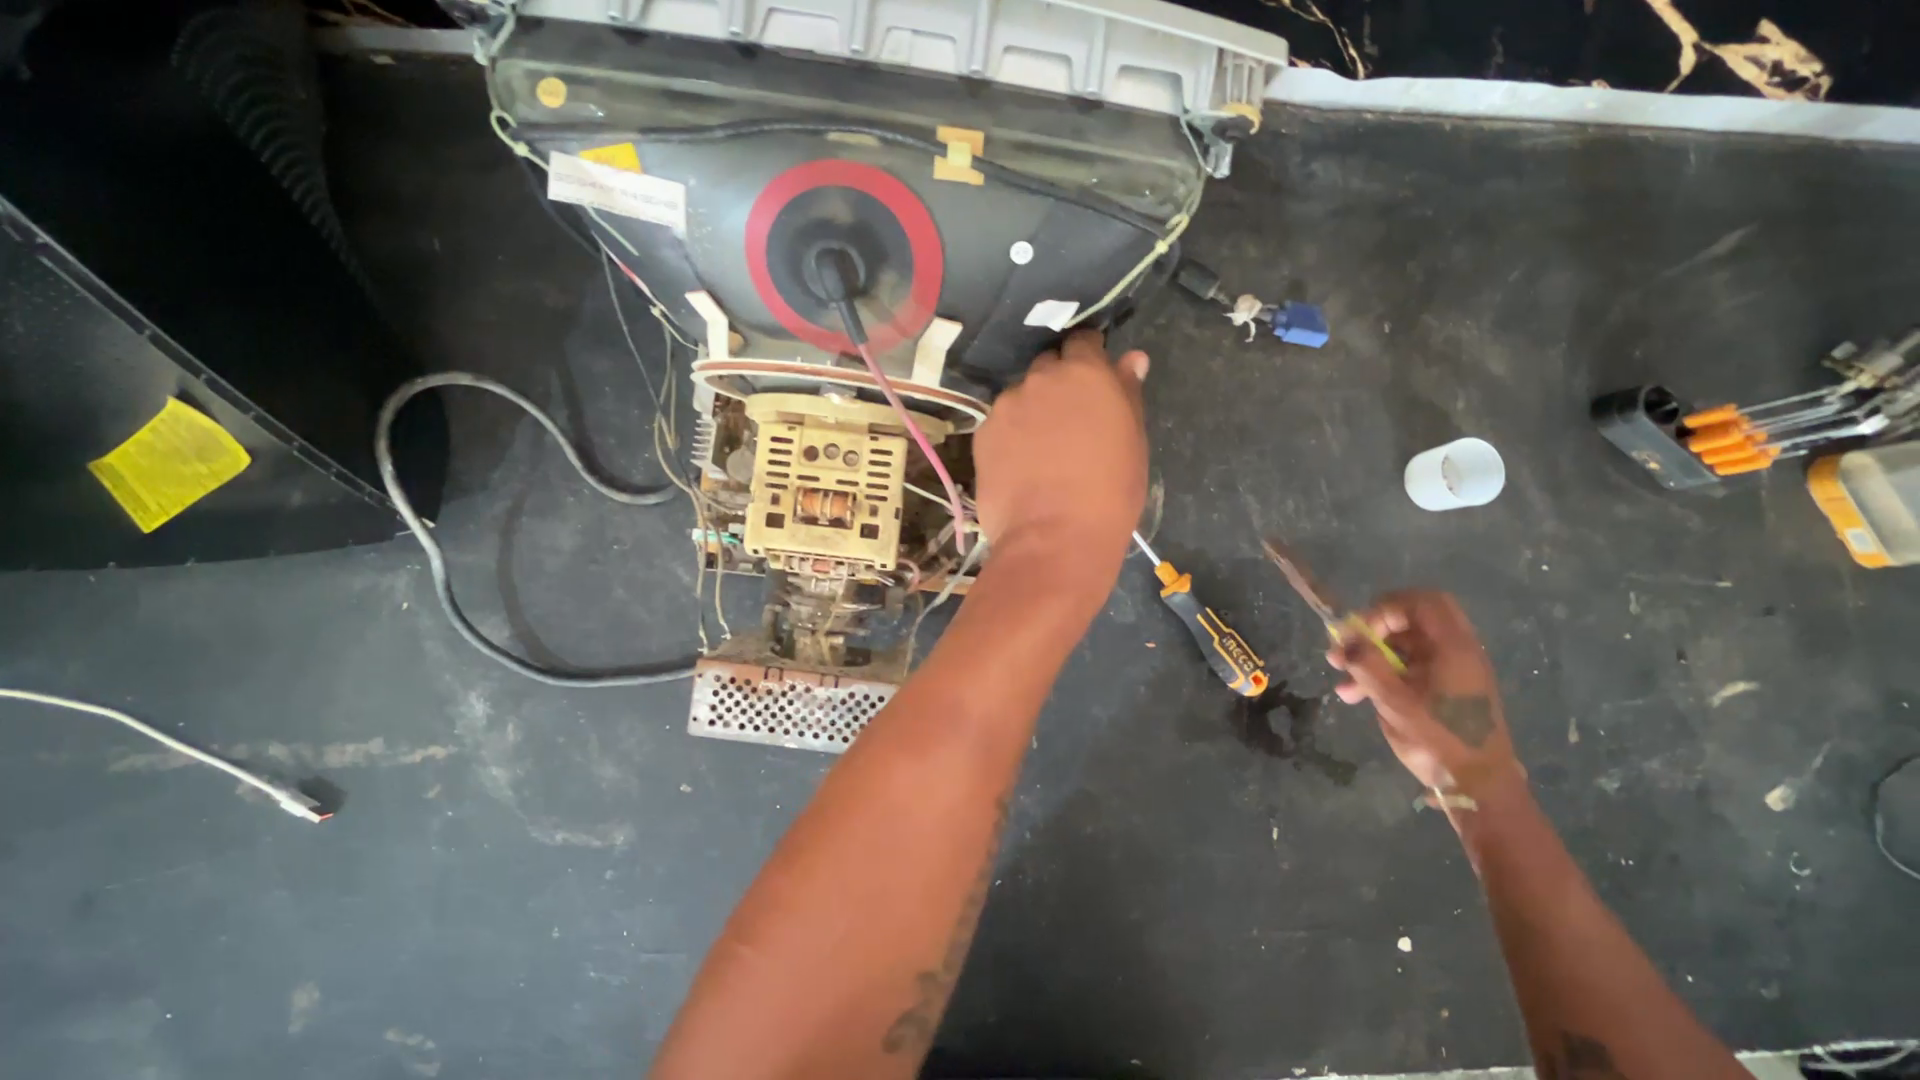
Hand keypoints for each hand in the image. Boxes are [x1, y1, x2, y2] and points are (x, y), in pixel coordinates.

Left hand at [972, 330, 1148, 560]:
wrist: (1054, 538)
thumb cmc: (1110, 492)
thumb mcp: (1133, 441)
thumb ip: (1128, 393)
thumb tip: (1132, 359)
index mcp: (1084, 373)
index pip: (1083, 342)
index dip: (1089, 359)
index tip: (1094, 381)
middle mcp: (1040, 378)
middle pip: (1048, 367)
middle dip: (1058, 384)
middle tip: (1070, 421)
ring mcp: (1006, 405)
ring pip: (1021, 396)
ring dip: (1032, 410)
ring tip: (1043, 450)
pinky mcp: (983, 433)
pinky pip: (1000, 424)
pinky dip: (1010, 435)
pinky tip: (1021, 465)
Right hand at [1325, 591, 1521, 799]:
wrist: (1479, 786)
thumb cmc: (1440, 740)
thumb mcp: (1394, 701)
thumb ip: (1368, 664)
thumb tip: (1345, 637)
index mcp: (1453, 647)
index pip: (1420, 602)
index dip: (1384, 609)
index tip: (1358, 634)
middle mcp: (1457, 652)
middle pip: (1412, 622)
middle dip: (1374, 633)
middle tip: (1346, 650)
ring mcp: (1453, 672)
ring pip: (1407, 648)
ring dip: (1373, 658)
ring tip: (1343, 684)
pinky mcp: (1447, 692)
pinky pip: (1411, 670)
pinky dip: (1385, 676)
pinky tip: (1359, 697)